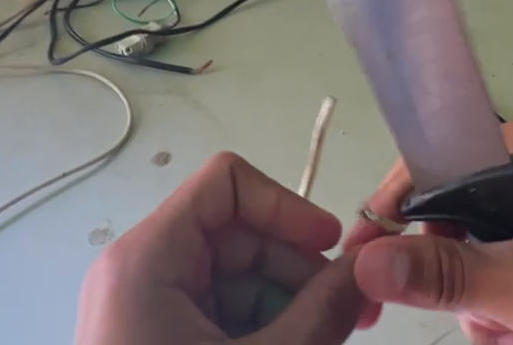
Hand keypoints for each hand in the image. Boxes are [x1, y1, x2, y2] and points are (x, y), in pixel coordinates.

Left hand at [75, 151, 365, 344]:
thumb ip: (324, 310)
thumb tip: (372, 265)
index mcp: (148, 257)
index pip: (226, 184)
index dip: (285, 204)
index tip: (331, 245)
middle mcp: (140, 270)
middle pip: (237, 234)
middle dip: (297, 269)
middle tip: (353, 311)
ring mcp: (145, 308)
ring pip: (235, 278)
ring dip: (287, 304)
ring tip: (327, 340)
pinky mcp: (154, 340)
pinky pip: (220, 313)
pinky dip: (261, 329)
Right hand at [343, 110, 512, 344]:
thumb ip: (447, 274)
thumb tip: (362, 260)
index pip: (440, 156)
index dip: (400, 203)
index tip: (366, 252)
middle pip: (454, 207)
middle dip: (455, 270)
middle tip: (478, 316)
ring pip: (473, 248)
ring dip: (482, 301)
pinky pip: (499, 269)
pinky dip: (502, 311)